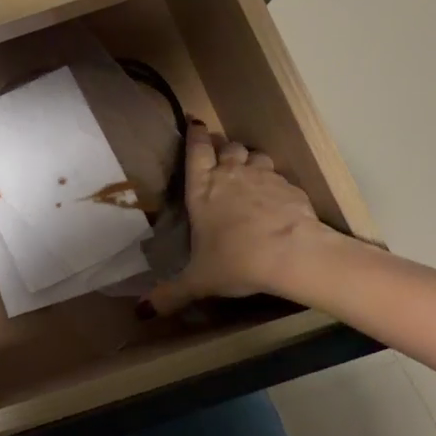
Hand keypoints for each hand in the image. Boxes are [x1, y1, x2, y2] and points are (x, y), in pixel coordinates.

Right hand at [144, 121, 331, 315]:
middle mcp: (231, 175)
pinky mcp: (291, 188)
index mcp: (202, 188)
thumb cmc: (236, 260)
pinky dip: (275, 183)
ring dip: (250, 161)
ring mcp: (264, 178)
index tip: (195, 124)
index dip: (195, 135)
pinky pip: (280, 176)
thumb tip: (142, 311)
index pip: (196, 149)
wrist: (293, 255)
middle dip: (224, 148)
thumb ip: (171, 293)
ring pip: (256, 155)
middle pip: (228, 146)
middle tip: (221, 157)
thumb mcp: (199, 281)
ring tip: (248, 175)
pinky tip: (276, 200)